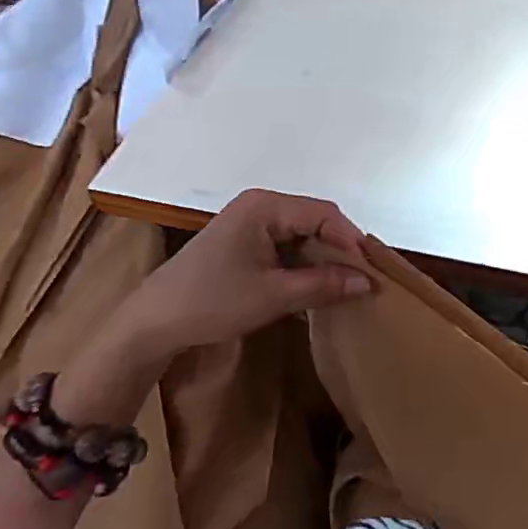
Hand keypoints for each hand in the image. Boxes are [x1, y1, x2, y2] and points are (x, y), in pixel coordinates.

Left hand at [115, 190, 374, 363]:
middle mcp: (260, 206)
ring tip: (346, 286)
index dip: (351, 240)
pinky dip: (305, 265)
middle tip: (364, 280)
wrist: (154, 322)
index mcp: (265, 206)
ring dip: (324, 259)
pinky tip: (318, 286)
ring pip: (303, 235)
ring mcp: (251, 223)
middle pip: (315, 220)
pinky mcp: (246, 243)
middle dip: (340, 250)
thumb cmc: (212, 302)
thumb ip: (324, 284)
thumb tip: (368, 282)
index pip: (323, 213)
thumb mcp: (273, 295)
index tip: (373, 272)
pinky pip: (287, 246)